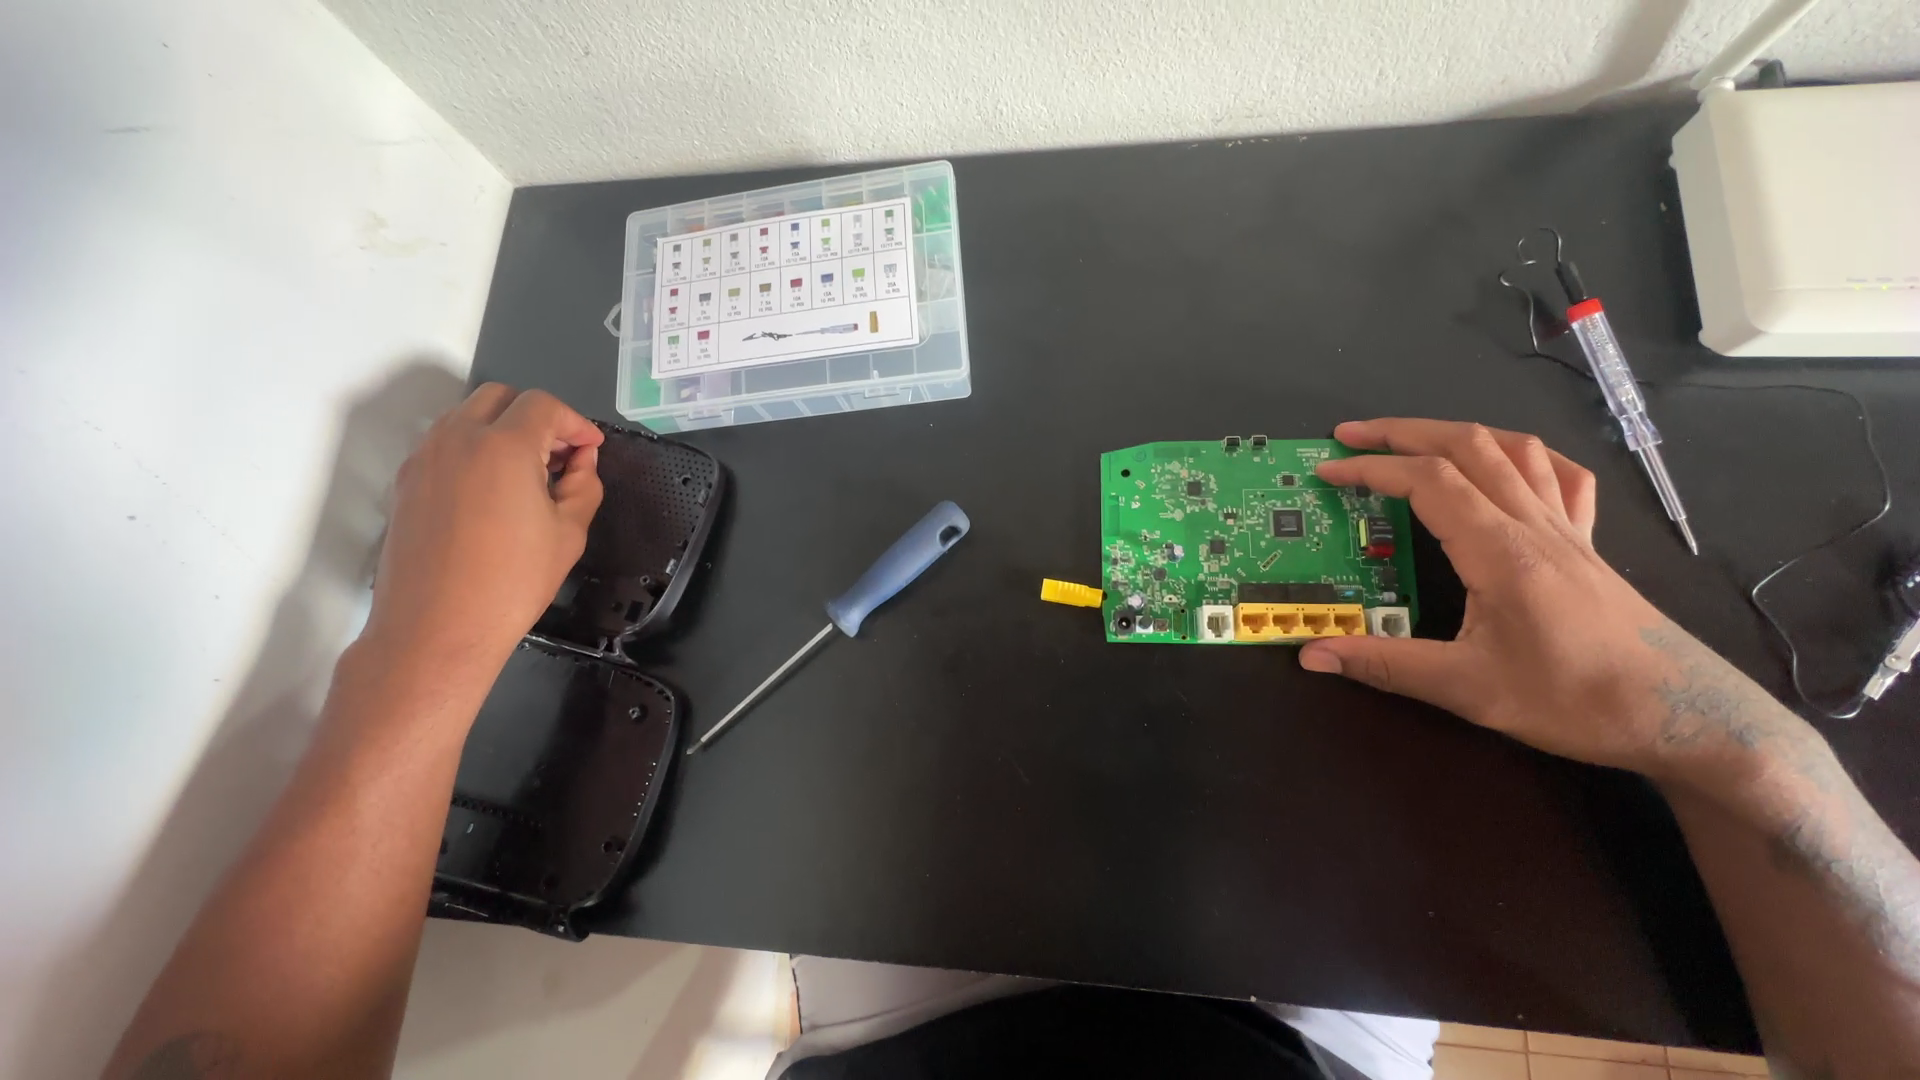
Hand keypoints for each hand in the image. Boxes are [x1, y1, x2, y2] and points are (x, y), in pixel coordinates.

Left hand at [363, 384, 604, 668]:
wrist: (437, 627)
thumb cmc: (513, 582)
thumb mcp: (569, 533)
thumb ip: (583, 485)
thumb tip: (581, 464)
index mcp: (503, 446)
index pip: (543, 406)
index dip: (575, 423)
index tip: (591, 449)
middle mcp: (457, 439)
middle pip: (500, 397)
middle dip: (537, 416)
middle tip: (560, 454)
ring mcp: (423, 458)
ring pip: (466, 415)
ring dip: (501, 428)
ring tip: (527, 471)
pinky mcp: (405, 482)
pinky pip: (443, 444)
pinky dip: (473, 449)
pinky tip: (493, 490)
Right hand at [1297, 418, 1779, 778]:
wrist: (1683, 716)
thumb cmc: (1573, 701)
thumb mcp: (1467, 690)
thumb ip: (1385, 665)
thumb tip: (1311, 655)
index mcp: (1500, 551)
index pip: (1428, 482)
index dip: (1371, 469)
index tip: (1326, 470)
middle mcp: (1533, 525)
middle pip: (1467, 446)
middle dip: (1402, 431)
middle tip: (1352, 435)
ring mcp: (1566, 528)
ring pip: (1512, 450)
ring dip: (1454, 432)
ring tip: (1411, 439)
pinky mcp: (1586, 542)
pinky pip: (1560, 476)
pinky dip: (1523, 455)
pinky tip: (1505, 463)